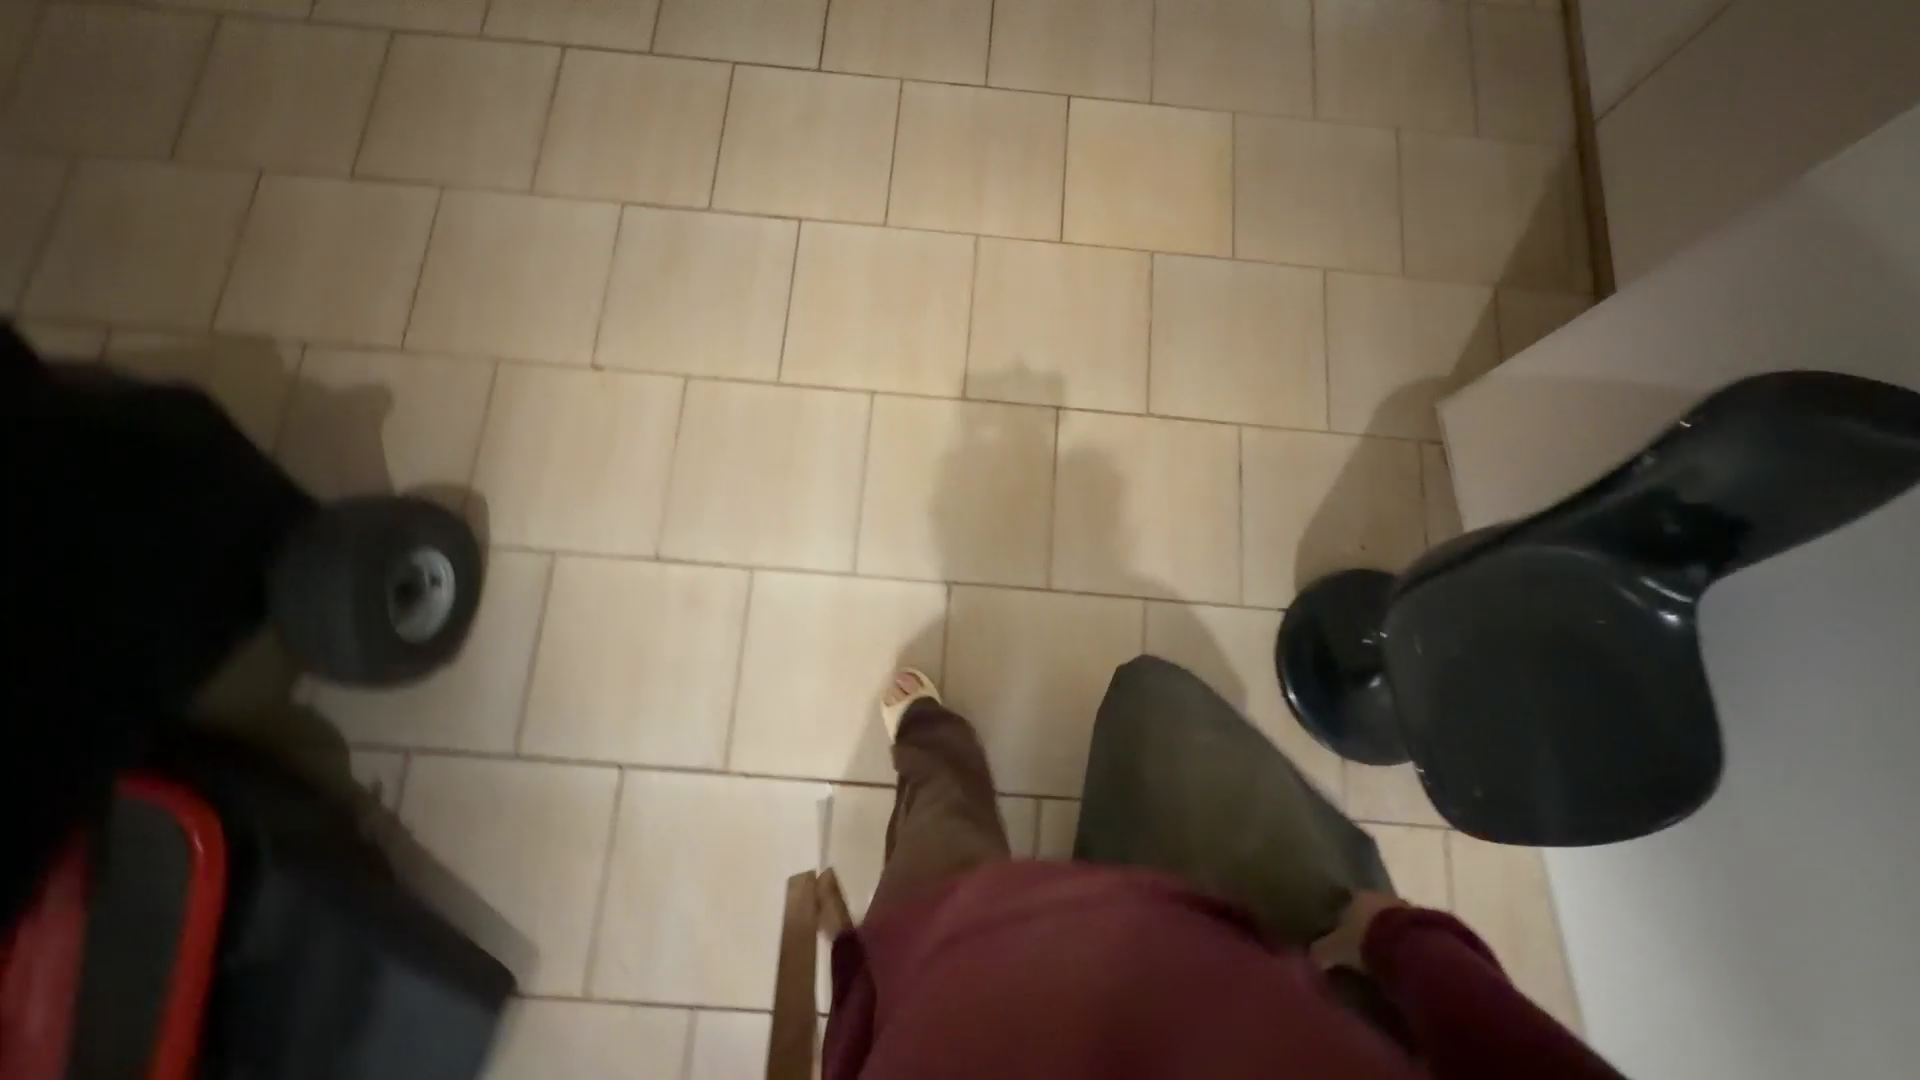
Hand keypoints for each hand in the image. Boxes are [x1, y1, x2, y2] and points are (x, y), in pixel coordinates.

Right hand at [1310, 890, 1405, 973]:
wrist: (1409, 947)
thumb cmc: (1364, 941)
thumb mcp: (1335, 950)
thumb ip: (1321, 952)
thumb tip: (1310, 959)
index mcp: (1355, 897)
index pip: (1344, 905)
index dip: (1342, 922)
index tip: (1341, 940)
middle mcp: (1379, 896)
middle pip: (1370, 912)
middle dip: (1366, 928)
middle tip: (1362, 950)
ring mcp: (1404, 908)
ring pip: (1390, 922)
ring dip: (1388, 936)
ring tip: (1385, 959)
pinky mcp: (1425, 923)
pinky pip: (1409, 935)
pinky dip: (1405, 945)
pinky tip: (1402, 961)